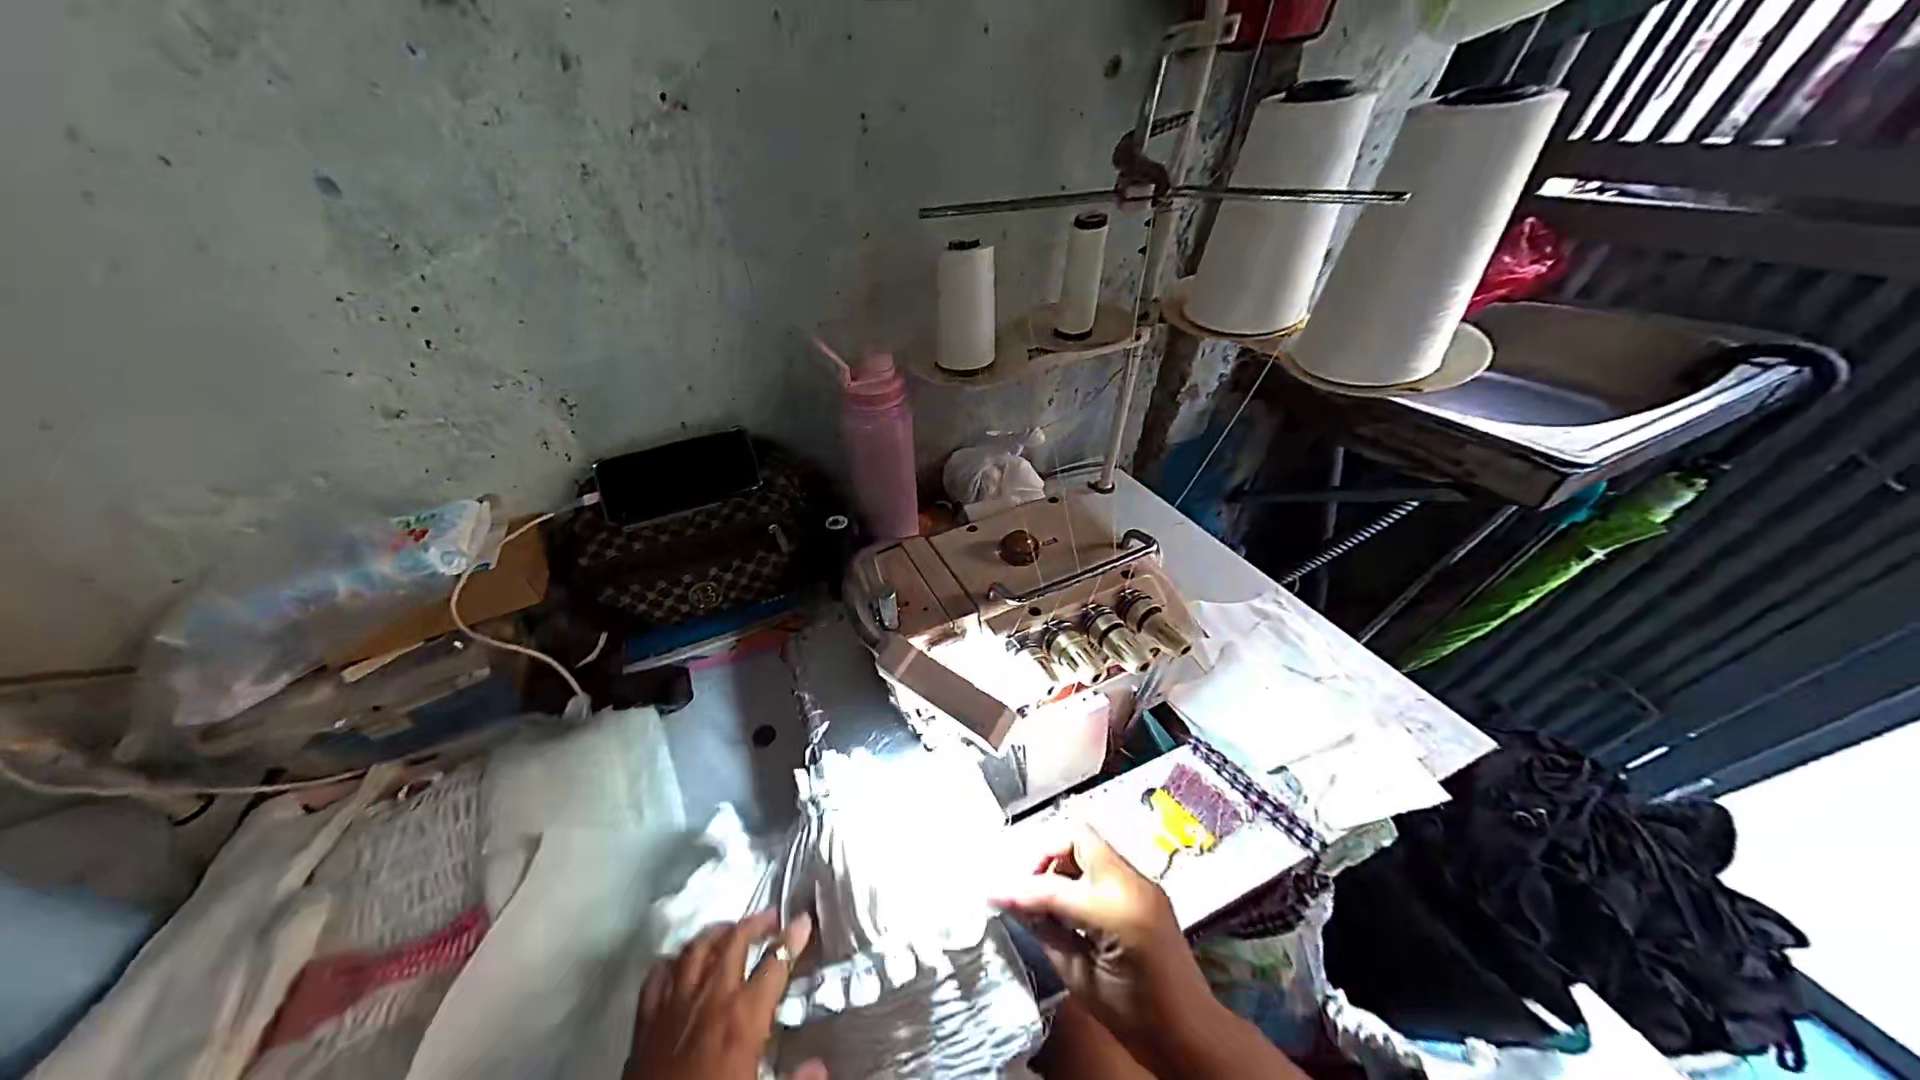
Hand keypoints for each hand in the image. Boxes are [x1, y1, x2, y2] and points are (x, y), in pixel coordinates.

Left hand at [625, 911, 824, 1079]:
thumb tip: (820, 1068)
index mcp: (744, 1016)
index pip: (776, 962)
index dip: (793, 938)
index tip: (804, 921)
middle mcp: (711, 996)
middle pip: (735, 940)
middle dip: (756, 923)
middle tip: (771, 918)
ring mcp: (674, 1003)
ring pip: (697, 947)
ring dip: (717, 932)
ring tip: (730, 929)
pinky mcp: (646, 1019)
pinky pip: (658, 974)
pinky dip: (673, 960)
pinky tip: (681, 960)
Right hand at [991, 825, 1310, 1079]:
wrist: (1192, 1033)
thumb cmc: (1135, 1016)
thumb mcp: (1081, 978)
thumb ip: (1048, 931)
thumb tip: (1017, 903)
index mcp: (1117, 909)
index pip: (1055, 885)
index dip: (1020, 890)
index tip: (993, 893)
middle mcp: (1133, 883)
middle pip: (1079, 838)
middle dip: (1047, 855)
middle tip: (1029, 886)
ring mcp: (1143, 882)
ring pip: (1093, 846)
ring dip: (1065, 862)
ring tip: (1048, 896)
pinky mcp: (1147, 889)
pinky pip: (1106, 865)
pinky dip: (1082, 874)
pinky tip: (1072, 904)